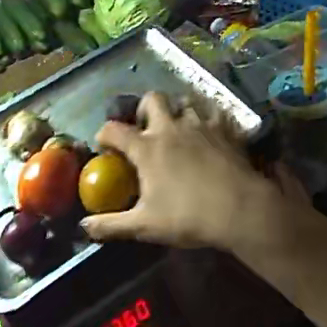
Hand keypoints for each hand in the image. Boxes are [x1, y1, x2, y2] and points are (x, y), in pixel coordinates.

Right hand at [80, 93, 295, 253]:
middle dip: (145, 109)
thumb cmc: (188, 217)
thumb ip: (111, 225)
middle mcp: (170, 128)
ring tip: (179, 128)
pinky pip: (215, 111)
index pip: (113, 129)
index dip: (104, 135)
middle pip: (152, 99)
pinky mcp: (227, 129)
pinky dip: (208, 117)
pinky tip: (209, 131)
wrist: (242, 209)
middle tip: (146, 129)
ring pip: (185, 101)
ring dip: (178, 111)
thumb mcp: (144, 225)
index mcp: (146, 148)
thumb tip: (84, 227)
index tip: (106, 147)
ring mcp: (201, 125)